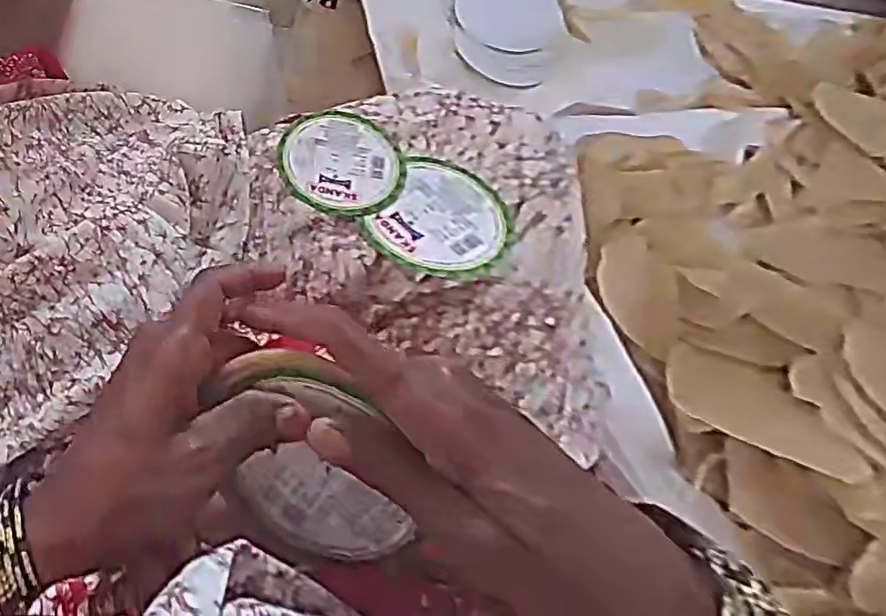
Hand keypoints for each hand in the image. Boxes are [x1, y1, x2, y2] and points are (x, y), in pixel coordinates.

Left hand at [23, 266, 310, 598]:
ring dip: (244, 365)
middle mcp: (158, 344)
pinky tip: (252, 416)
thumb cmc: (133, 487)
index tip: (285, 278)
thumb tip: (298, 405)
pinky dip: (224, 383)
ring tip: (289, 394)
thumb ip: (251, 423)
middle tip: (304, 361)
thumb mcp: (201, 459)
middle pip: (216, 321)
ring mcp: (149, 366)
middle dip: (259, 335)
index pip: (212, 288)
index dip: (249, 276)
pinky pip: (193, 371)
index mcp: (171, 346)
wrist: (71, 517)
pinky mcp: (146, 389)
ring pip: (207, 349)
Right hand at [234, 301, 717, 615]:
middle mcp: (443, 376)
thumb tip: (313, 420)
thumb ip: (387, 469)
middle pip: (353, 347)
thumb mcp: (463, 536)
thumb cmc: (551, 564)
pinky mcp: (464, 396)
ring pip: (372, 365)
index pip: (348, 339)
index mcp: (438, 405)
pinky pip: (396, 381)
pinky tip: (343, 413)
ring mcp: (457, 382)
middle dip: (298, 348)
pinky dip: (358, 387)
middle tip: (248, 370)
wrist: (640, 576)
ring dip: (327, 371)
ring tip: (285, 394)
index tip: (244, 309)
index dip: (291, 315)